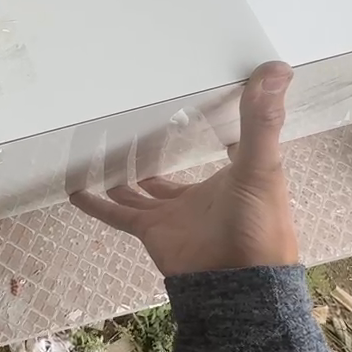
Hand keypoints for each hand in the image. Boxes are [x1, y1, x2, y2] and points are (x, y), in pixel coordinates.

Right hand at [70, 62, 296, 276]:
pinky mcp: (150, 229)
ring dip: (121, 175)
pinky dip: (96, 204)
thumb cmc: (256, 223)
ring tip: (97, 153)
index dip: (214, 123)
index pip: (224, 144)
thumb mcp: (260, 166)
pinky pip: (116, 214)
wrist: (235, 284)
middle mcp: (201, 194)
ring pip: (139, 190)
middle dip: (153, 151)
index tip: (195, 98)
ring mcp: (172, 213)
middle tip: (130, 124)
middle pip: (171, 170)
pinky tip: (75, 190)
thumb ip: (261, 120)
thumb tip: (277, 67)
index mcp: (233, 176)